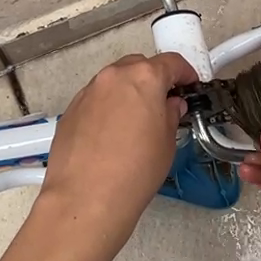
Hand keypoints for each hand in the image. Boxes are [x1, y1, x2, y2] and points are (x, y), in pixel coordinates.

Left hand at [35, 53, 197, 251]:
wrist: (86, 197)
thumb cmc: (132, 172)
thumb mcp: (167, 142)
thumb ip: (171, 115)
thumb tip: (171, 106)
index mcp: (143, 78)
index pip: (171, 63)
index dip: (185, 73)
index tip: (188, 83)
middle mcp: (113, 78)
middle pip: (139, 67)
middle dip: (153, 81)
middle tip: (165, 104)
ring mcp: (88, 92)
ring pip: (114, 83)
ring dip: (128, 93)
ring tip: (137, 122)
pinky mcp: (71, 110)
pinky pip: (96, 100)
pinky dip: (108, 108)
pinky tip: (113, 135)